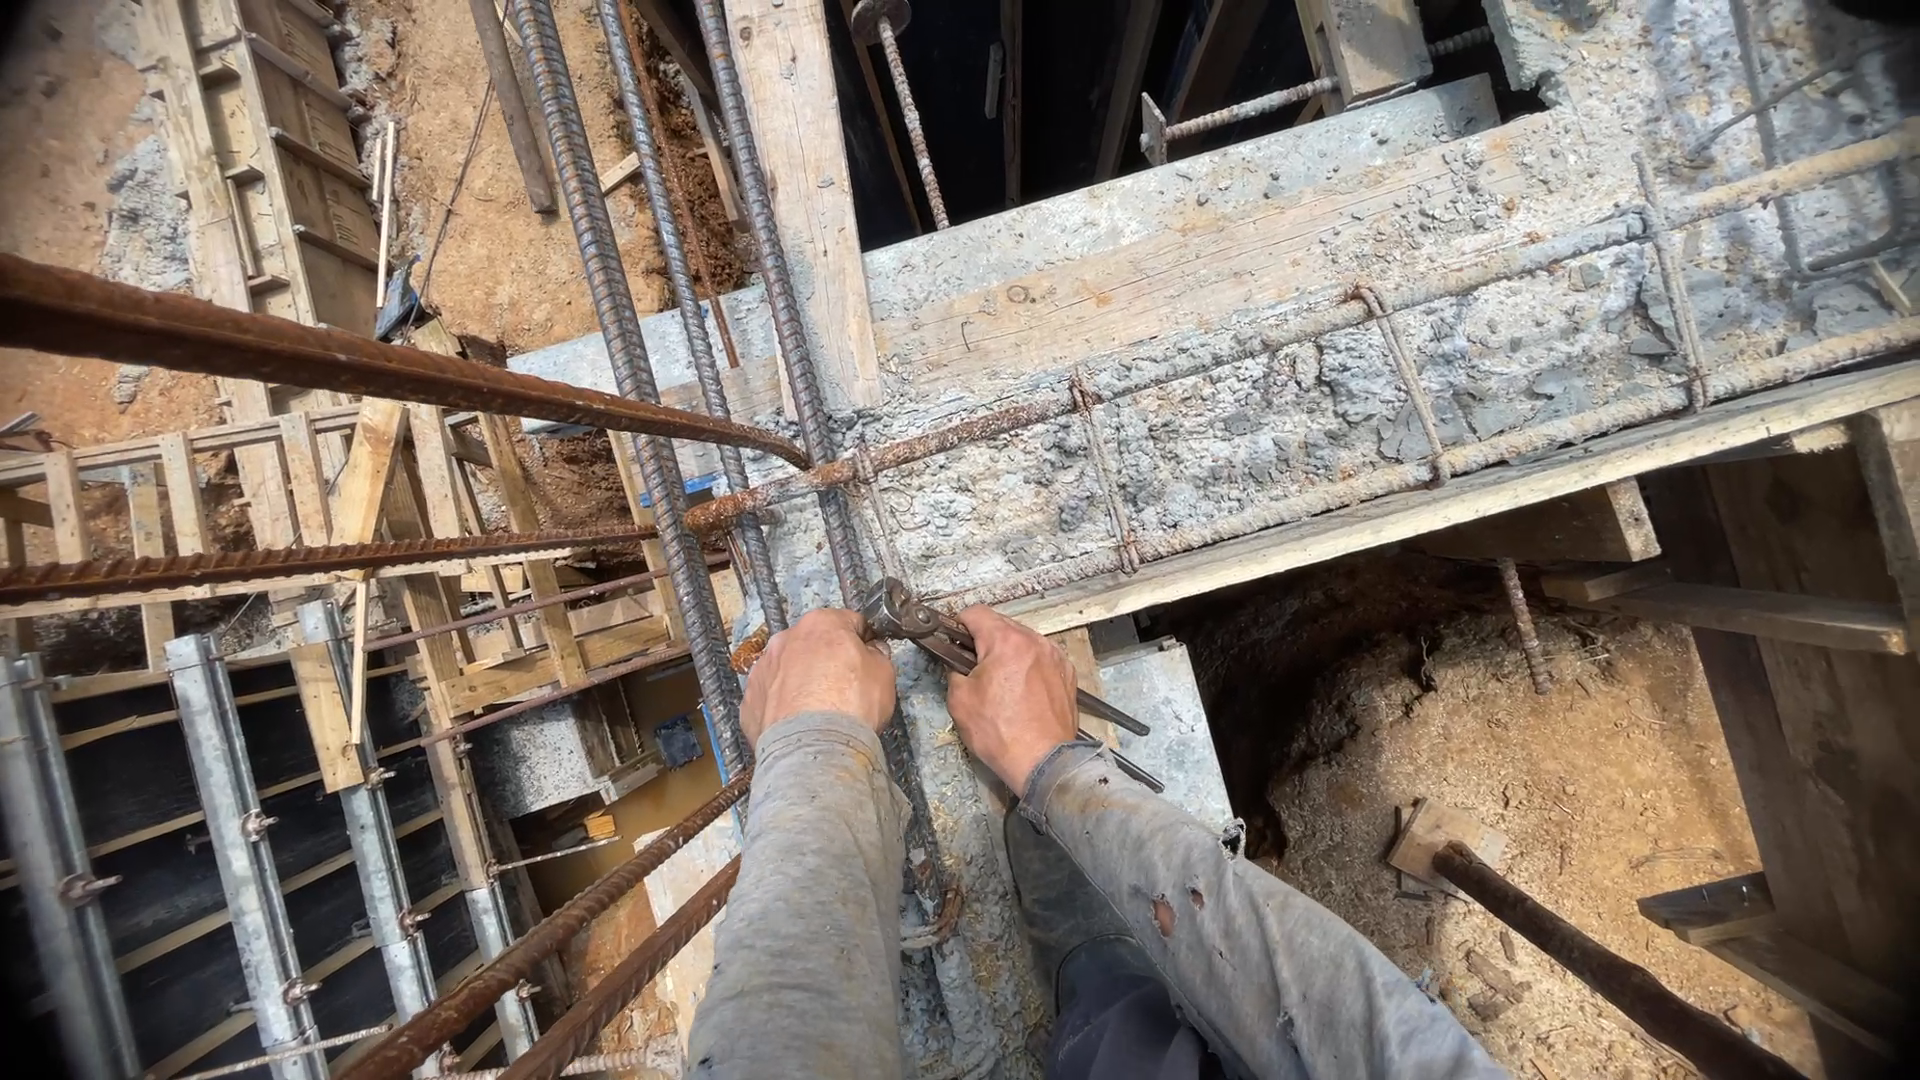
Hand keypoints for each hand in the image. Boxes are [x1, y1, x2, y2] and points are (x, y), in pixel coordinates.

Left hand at [740, 609, 896, 747]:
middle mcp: (786, 640)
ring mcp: (763, 670)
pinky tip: (802, 725)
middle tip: (845, 687)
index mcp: (821, 623)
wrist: (815, 749)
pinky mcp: (749, 702)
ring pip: (787, 670)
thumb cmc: (850, 706)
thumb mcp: (884, 673)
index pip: (849, 622)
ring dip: (802, 683)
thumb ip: (877, 654)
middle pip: (813, 644)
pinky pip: (771, 699)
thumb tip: (873, 653)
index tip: (867, 658)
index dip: (862, 641)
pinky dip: (784, 708)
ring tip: (821, 710)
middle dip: (827, 660)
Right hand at [945, 606, 1078, 796]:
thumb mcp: (960, 700)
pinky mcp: (1066, 673)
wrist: (1043, 762)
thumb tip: (956, 661)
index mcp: (1006, 641)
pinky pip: (1041, 657)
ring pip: (1023, 640)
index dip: (958, 624)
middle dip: (984, 640)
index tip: (953, 640)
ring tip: (999, 682)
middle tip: (973, 666)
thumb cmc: (1001, 733)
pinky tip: (1021, 690)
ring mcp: (1054, 656)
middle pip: (1001, 624)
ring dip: (1007, 652)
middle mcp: (1035, 641)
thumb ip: (954, 669)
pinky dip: (1028, 665)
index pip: (975, 612)